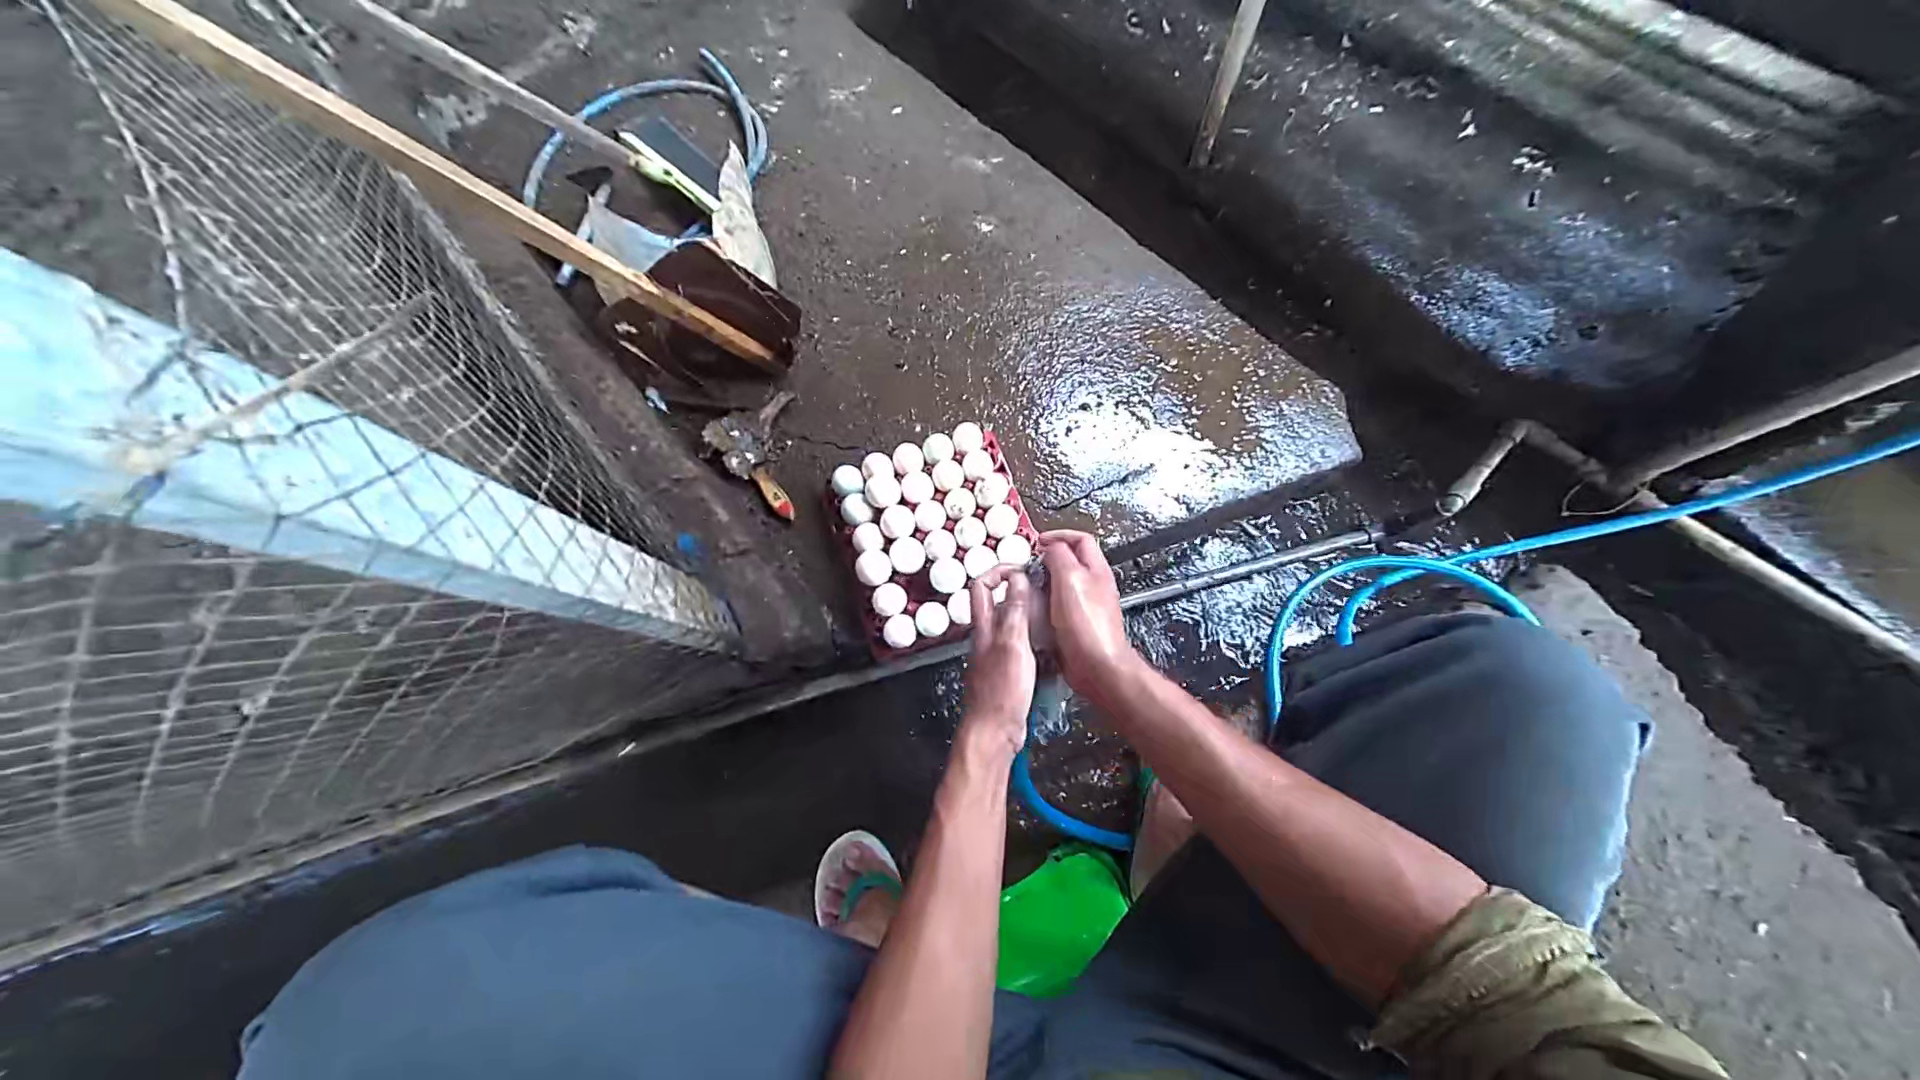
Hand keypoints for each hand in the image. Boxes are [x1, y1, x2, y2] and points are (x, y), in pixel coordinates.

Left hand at [958, 567, 1035, 760]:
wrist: (994, 732)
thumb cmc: (1000, 693)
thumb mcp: (1013, 646)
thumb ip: (1015, 612)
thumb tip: (1018, 580)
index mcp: (984, 627)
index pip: (981, 586)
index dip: (998, 572)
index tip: (1020, 570)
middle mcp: (986, 638)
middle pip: (996, 603)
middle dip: (1017, 590)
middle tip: (1040, 587)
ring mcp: (995, 654)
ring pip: (1009, 623)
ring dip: (1027, 613)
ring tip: (1048, 611)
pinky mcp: (1006, 671)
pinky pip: (1018, 644)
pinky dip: (1032, 637)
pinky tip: (1046, 643)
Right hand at [1037, 530, 1137, 696]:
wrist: (1096, 666)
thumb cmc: (1089, 627)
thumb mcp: (1070, 579)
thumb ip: (1059, 557)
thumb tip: (1049, 548)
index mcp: (1096, 570)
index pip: (1080, 540)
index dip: (1059, 536)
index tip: (1039, 541)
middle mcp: (1093, 586)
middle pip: (1070, 561)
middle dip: (1048, 559)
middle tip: (1031, 563)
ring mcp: (1086, 606)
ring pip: (1061, 584)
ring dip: (1044, 583)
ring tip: (1029, 585)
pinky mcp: (1076, 625)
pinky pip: (1057, 607)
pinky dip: (1044, 605)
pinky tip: (1035, 611)